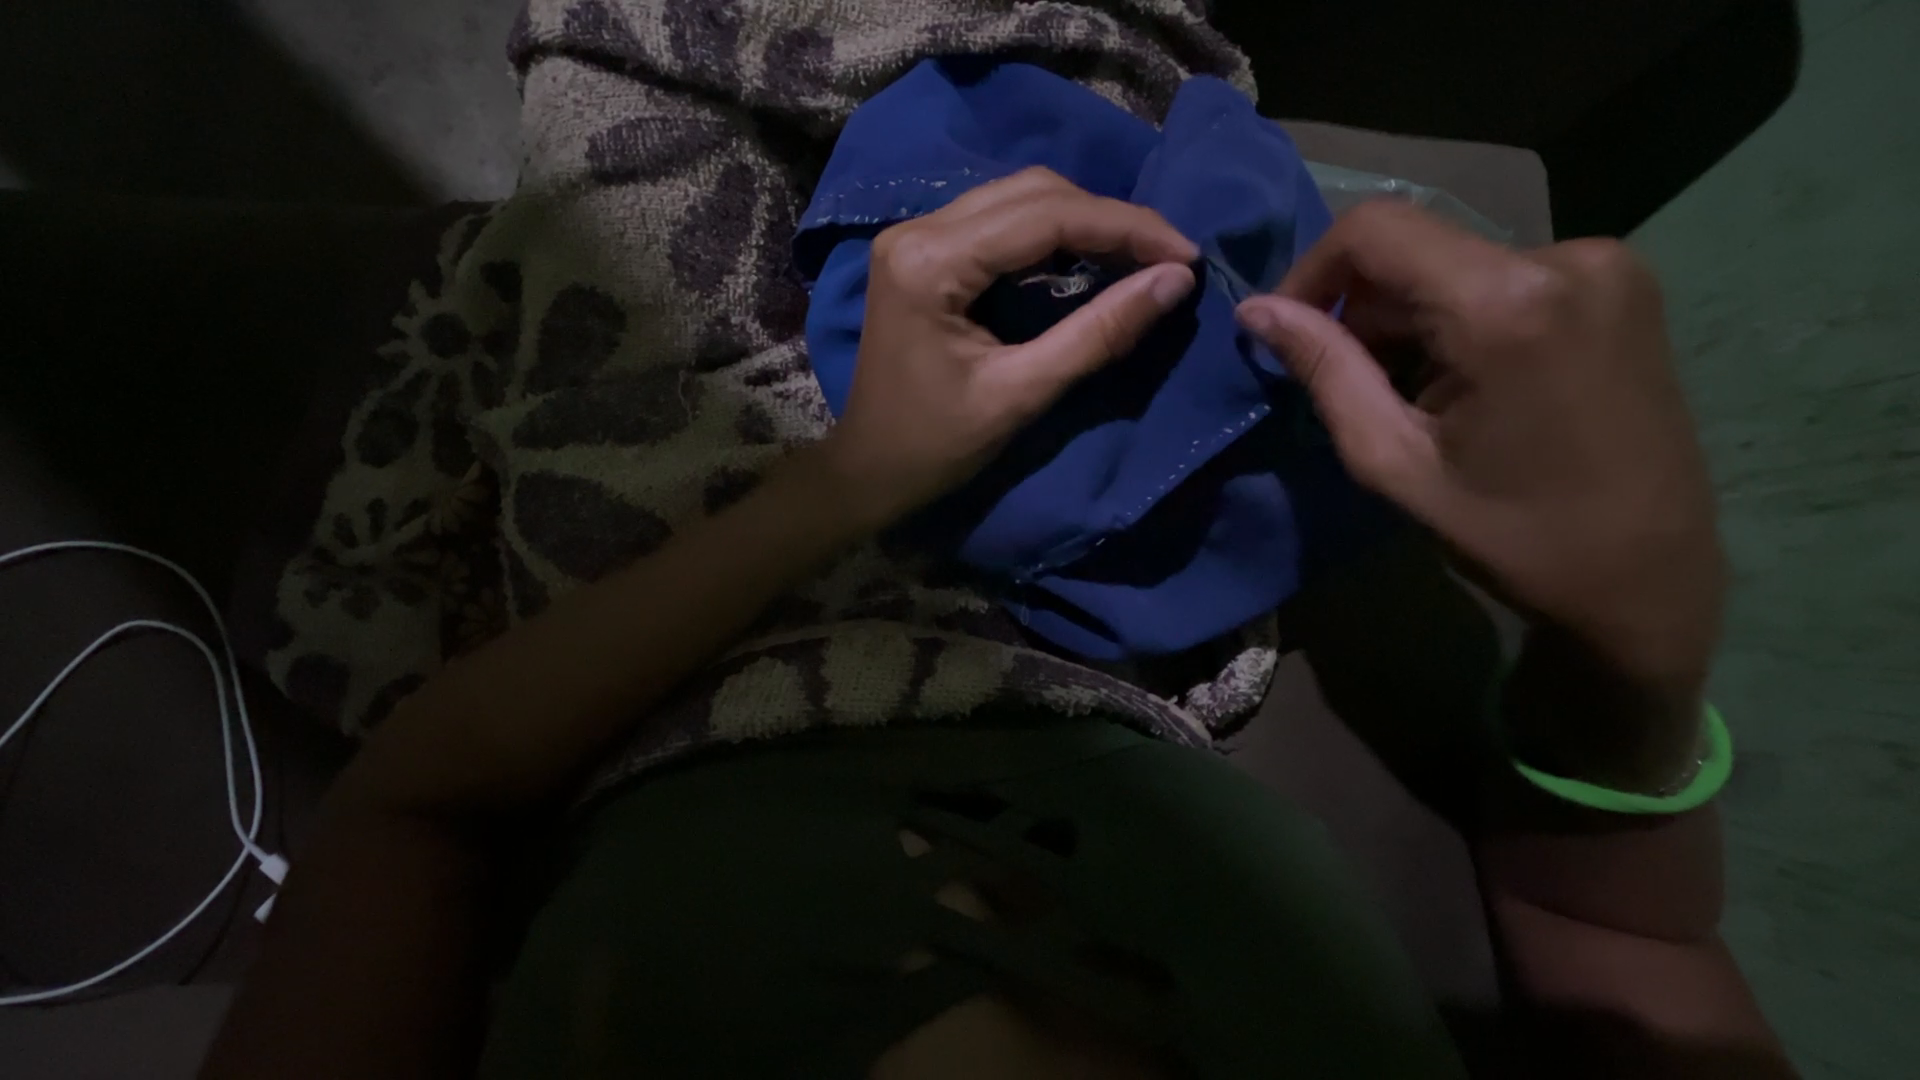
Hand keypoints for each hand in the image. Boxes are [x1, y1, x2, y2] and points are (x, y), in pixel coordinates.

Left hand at [813, 167, 1197, 530]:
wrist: (870, 469)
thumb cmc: (936, 445)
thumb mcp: (1021, 394)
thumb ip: (1097, 334)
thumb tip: (1175, 281)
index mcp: (930, 262)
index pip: (1045, 216)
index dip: (1125, 228)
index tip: (1185, 255)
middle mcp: (917, 230)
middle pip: (1033, 192)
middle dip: (1108, 219)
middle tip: (1166, 260)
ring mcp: (915, 237)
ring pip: (1018, 199)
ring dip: (1083, 222)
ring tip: (1138, 259)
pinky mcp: (923, 253)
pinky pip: (1000, 223)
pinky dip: (1051, 237)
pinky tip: (1088, 261)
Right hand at [1236, 202, 1722, 782]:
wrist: (1648, 576)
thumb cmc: (1509, 533)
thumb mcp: (1391, 459)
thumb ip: (1324, 370)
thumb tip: (1254, 311)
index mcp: (1508, 302)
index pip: (1374, 229)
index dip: (1310, 271)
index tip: (1288, 333)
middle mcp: (1567, 255)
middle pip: (1415, 247)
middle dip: (1359, 310)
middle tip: (1347, 387)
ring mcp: (1604, 264)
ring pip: (1453, 264)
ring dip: (1405, 321)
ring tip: (1408, 399)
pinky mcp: (1620, 283)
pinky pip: (1498, 278)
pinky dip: (1453, 321)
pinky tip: (1458, 385)